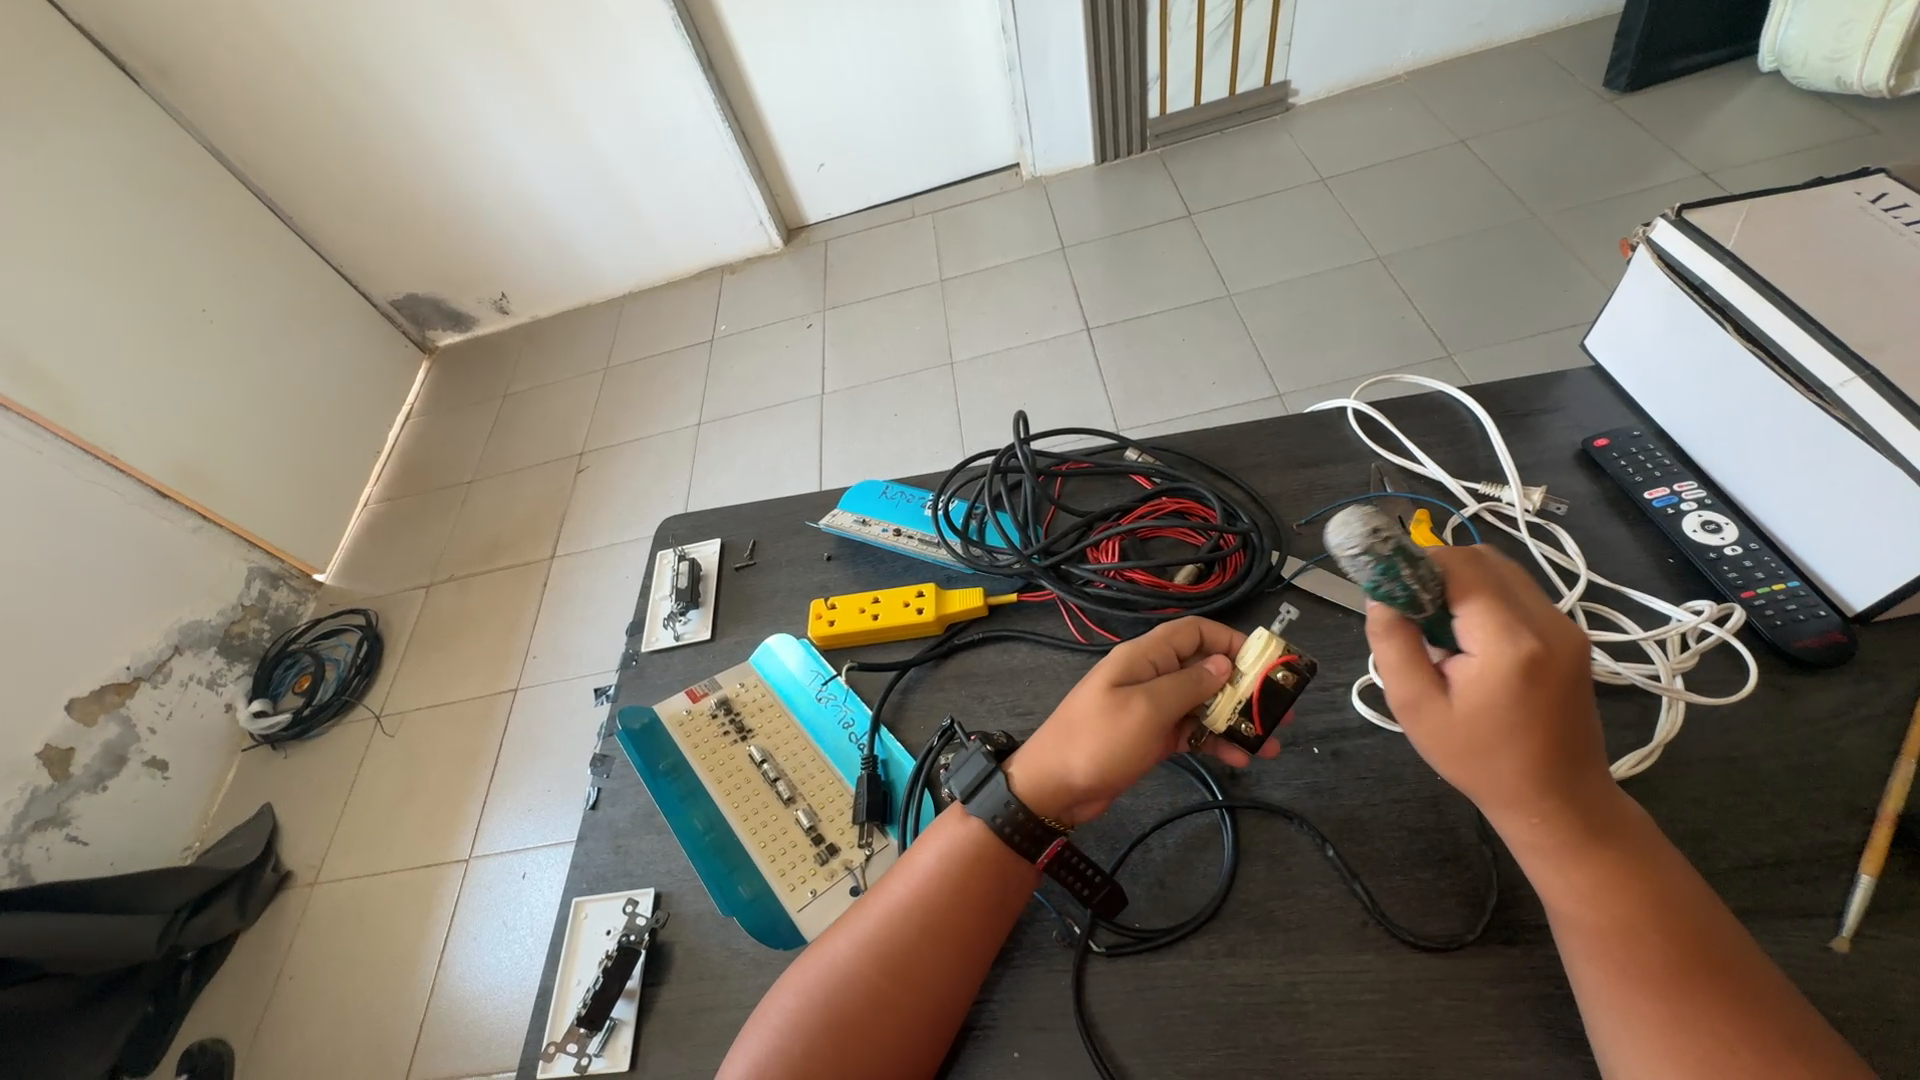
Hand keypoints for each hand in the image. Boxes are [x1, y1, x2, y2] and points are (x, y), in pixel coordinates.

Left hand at [1004, 616, 1276, 825]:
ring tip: (1274, 743)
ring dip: (1237, 719)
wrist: (1055, 787)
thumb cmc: (1098, 740)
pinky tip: (1242, 759)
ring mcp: (1151, 707)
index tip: (1265, 663)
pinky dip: (1215, 742)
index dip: (1230, 641)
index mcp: (1144, 657)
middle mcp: (1150, 676)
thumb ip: (1188, 684)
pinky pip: (1191, 732)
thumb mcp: (1146, 708)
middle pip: (1204, 669)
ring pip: (1203, 704)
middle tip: (1283, 708)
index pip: (1193, 632)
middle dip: (1244, 686)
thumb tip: (1224, 663)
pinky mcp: (1151, 737)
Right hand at [1366, 545, 1615, 826]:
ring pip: (1500, 570)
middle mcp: (1547, 622)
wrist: (1558, 799)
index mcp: (1510, 642)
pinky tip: (1462, 635)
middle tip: (1402, 606)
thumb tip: (1380, 595)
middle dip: (1433, 569)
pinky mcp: (1568, 635)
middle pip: (1481, 558)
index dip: (1414, 563)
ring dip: (1457, 582)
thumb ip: (1392, 642)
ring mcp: (1565, 627)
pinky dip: (1480, 596)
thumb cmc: (1479, 759)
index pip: (1459, 565)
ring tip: (1431, 623)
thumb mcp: (1416, 706)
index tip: (1383, 586)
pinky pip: (1516, 592)